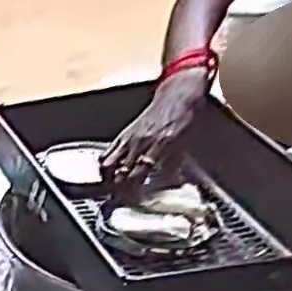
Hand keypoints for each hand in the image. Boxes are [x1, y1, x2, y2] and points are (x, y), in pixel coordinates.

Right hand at [102, 72, 210, 188]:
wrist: (180, 90)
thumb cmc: (186, 112)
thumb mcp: (185, 139)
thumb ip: (172, 163)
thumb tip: (167, 182)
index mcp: (160, 144)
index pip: (138, 175)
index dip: (133, 191)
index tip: (133, 199)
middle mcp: (142, 142)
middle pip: (120, 174)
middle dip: (119, 188)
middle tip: (122, 195)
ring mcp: (130, 138)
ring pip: (107, 166)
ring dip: (108, 178)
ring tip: (113, 184)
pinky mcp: (123, 134)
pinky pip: (106, 154)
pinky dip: (105, 166)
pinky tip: (111, 170)